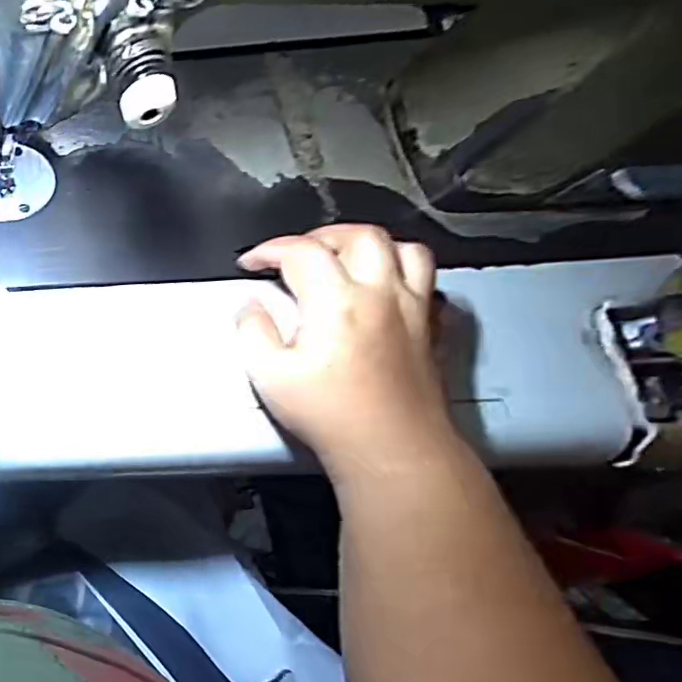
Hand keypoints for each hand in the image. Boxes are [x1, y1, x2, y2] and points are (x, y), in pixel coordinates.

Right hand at [234, 224, 458, 478]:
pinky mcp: (431, 327)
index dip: (269, 250)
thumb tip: (251, 309)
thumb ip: (254, 332)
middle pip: (358, 236)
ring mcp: (412, 308)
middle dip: (319, 236)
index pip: (301, 252)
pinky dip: (402, 272)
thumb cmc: (331, 415)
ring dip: (368, 245)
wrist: (388, 446)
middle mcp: (380, 295)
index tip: (253, 261)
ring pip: (402, 248)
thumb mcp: (268, 376)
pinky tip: (383, 288)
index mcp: (336, 302)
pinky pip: (427, 280)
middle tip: (295, 252)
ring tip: (343, 258)